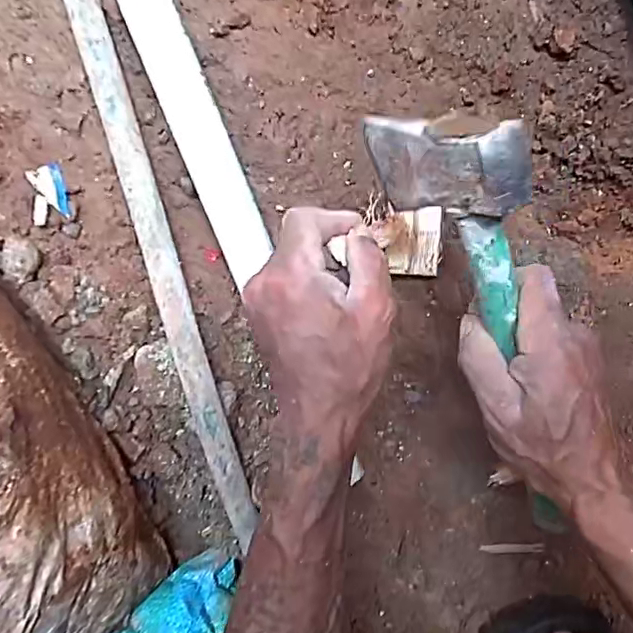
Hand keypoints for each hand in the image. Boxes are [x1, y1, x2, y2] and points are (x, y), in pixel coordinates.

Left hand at [245, 207, 395, 444]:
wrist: (320, 414)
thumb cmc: (348, 370)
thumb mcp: (376, 308)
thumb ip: (368, 258)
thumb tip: (358, 235)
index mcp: (289, 276)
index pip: (303, 218)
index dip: (335, 220)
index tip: (357, 235)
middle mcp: (263, 283)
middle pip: (297, 240)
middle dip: (330, 250)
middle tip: (357, 278)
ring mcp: (256, 301)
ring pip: (291, 261)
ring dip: (319, 270)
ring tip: (344, 303)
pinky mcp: (259, 315)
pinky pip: (284, 283)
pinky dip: (306, 286)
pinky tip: (327, 315)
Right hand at [458, 264, 626, 514]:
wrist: (593, 480)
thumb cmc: (542, 449)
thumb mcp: (496, 408)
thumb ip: (478, 356)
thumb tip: (470, 319)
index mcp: (551, 340)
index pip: (532, 276)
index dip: (503, 284)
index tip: (486, 314)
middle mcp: (576, 334)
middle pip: (535, 300)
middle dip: (508, 322)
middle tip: (496, 366)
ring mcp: (589, 348)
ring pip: (544, 324)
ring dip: (523, 344)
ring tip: (516, 390)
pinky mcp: (592, 362)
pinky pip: (557, 342)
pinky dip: (540, 357)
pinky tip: (536, 396)